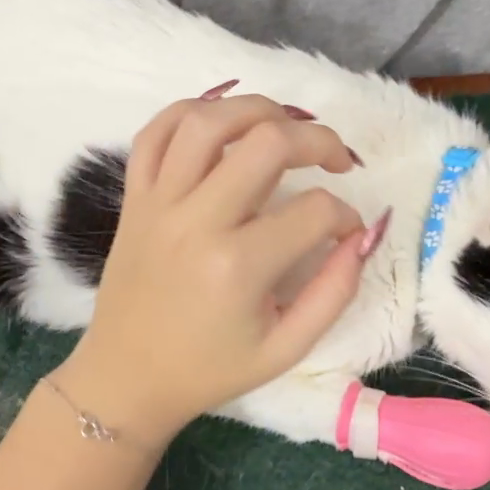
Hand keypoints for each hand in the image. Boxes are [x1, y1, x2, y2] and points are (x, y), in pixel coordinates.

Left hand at [57, 88, 384, 437]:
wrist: (127, 379)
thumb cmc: (212, 369)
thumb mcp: (287, 348)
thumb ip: (335, 292)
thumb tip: (362, 237)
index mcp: (239, 266)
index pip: (315, 210)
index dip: (346, 216)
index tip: (346, 233)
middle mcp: (197, 221)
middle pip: (268, 141)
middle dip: (319, 140)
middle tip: (336, 161)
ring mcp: (159, 202)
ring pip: (209, 120)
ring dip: (260, 109)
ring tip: (287, 127)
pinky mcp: (134, 197)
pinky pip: (156, 132)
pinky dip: (192, 111)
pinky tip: (226, 121)